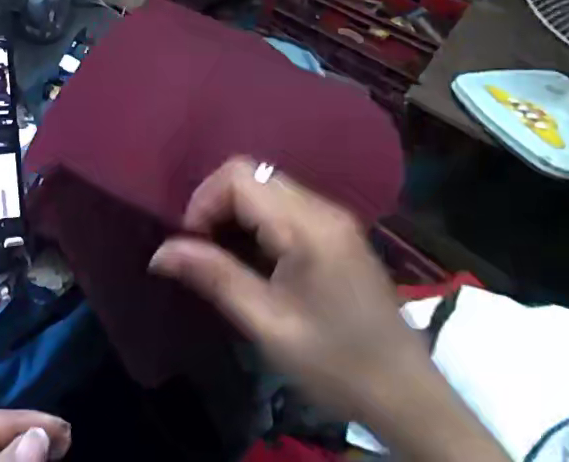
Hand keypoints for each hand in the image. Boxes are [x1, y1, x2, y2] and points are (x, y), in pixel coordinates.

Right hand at [147, 158, 430, 421]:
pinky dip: (260, 218)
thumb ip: (215, 277)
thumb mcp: (268, 325)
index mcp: (305, 225)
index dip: (204, 200)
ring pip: (269, 186)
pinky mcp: (339, 230)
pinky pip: (287, 203)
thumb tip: (160, 252)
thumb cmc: (335, 364)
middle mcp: (321, 207)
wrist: (408, 394)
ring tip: (226, 258)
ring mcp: (334, 216)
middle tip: (204, 251)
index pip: (239, 175)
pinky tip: (257, 259)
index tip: (191, 245)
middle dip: (217, 203)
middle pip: (253, 173)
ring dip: (238, 210)